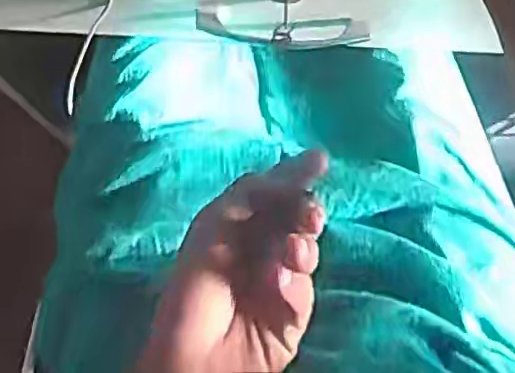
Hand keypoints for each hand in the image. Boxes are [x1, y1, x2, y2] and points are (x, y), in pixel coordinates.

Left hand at [134, 150, 329, 372]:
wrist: (193, 353)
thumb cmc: (196, 280)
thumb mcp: (216, 221)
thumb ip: (251, 192)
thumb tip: (289, 174)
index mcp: (242, 220)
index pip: (274, 190)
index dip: (295, 173)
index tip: (321, 160)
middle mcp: (263, 245)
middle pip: (295, 216)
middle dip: (307, 209)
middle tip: (311, 214)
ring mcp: (280, 279)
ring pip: (306, 248)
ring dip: (304, 243)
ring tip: (294, 250)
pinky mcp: (292, 315)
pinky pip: (303, 289)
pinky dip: (294, 281)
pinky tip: (278, 283)